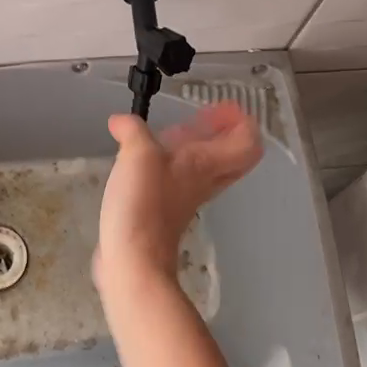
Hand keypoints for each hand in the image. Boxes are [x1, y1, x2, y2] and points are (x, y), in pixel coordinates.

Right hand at [96, 101, 262, 287]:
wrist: (134, 259)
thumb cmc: (145, 204)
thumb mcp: (138, 154)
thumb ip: (132, 130)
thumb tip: (120, 121)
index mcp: (206, 164)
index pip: (247, 143)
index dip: (243, 122)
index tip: (224, 107)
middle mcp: (203, 180)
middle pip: (232, 156)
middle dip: (223, 132)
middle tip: (205, 116)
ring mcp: (186, 197)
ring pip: (205, 167)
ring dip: (197, 146)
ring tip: (173, 131)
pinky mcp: (166, 210)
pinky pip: (179, 178)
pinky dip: (170, 163)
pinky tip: (144, 158)